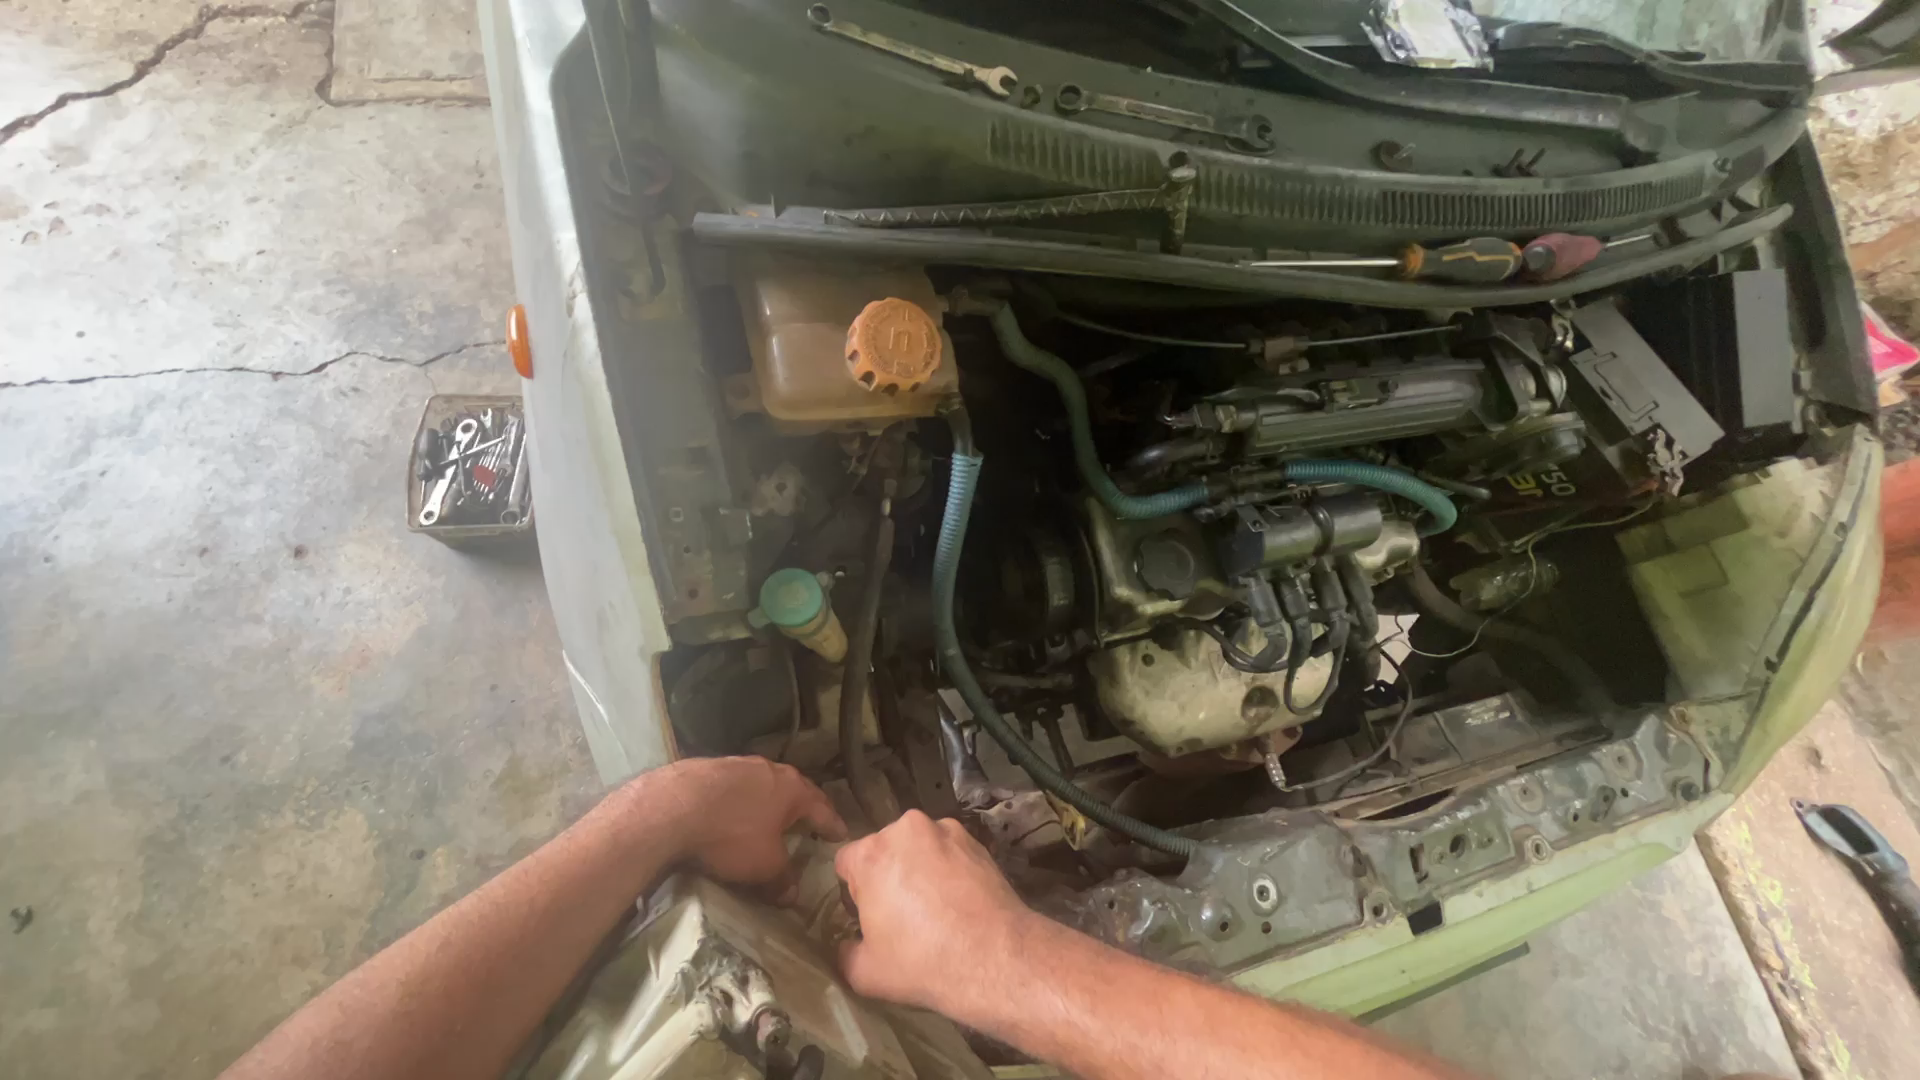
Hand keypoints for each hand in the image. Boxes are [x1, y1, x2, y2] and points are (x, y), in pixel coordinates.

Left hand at [637, 757, 846, 888]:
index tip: (841, 835)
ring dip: (769, 802)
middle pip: (794, 790)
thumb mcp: (763, 865)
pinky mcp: (710, 767)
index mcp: (792, 789)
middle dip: (802, 808)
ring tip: (768, 818)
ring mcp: (739, 765)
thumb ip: (783, 878)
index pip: (822, 808)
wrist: (673, 806)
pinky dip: (740, 800)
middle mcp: (771, 770)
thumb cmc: (731, 835)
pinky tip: (731, 813)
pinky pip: (735, 786)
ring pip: (763, 785)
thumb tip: (793, 894)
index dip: (833, 824)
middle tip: (809, 824)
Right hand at [834, 810, 1036, 1016]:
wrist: (994, 956)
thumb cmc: (922, 962)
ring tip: (937, 904)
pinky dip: (948, 865)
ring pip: (918, 845)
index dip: (854, 890)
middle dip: (888, 874)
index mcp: (872, 854)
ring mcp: (944, 829)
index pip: (846, 862)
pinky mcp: (974, 838)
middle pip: (884, 848)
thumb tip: (845, 945)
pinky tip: (960, 897)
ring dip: (919, 865)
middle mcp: (905, 829)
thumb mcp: (865, 973)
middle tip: (903, 913)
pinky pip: (948, 848)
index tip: (870, 915)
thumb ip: (843, 953)